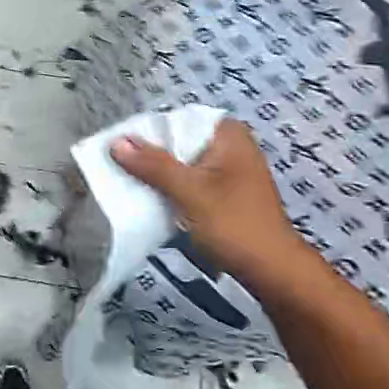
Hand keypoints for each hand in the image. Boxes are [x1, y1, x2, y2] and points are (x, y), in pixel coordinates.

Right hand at [110, 120, 307, 280]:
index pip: (177, 119)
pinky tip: (153, 201)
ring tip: (128, 184)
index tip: (118, 150)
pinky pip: (193, 182)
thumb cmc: (233, 225)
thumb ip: (154, 165)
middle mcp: (232, 145)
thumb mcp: (190, 192)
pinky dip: (174, 190)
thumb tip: (116, 142)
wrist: (271, 269)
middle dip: (151, 156)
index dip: (147, 133)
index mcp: (228, 133)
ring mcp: (231, 170)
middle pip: (180, 142)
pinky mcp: (227, 193)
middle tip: (116, 168)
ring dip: (160, 176)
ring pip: (184, 164)